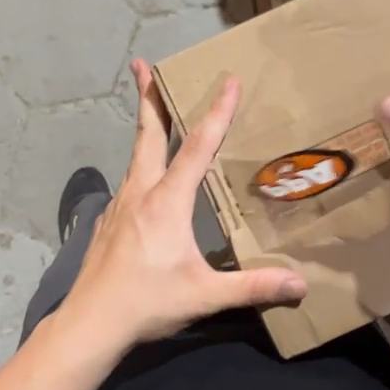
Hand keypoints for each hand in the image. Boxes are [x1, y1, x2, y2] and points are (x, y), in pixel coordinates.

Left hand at [54, 60, 307, 349]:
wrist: (88, 324)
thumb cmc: (146, 304)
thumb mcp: (204, 295)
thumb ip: (252, 287)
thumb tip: (301, 285)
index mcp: (167, 203)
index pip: (197, 148)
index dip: (216, 113)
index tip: (228, 81)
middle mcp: (140, 195)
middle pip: (147, 136)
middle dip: (148, 98)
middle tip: (142, 65)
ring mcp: (118, 208)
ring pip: (134, 159)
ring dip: (144, 131)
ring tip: (151, 115)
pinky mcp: (107, 225)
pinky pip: (127, 186)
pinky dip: (138, 169)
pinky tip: (143, 184)